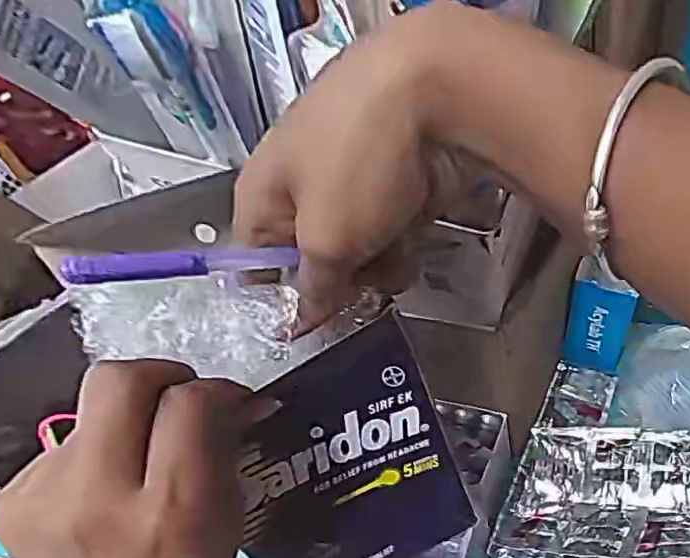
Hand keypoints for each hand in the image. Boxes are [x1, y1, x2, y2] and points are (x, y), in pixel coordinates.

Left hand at [0, 361, 269, 557]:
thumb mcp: (225, 521)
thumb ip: (223, 454)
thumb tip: (229, 400)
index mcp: (170, 508)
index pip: (187, 406)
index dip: (215, 389)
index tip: (229, 398)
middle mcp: (98, 495)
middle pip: (117, 381)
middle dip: (158, 374)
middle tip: (179, 392)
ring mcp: (41, 497)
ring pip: (88, 416)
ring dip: (124, 427)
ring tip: (137, 471)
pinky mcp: (8, 501)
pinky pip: (62, 450)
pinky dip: (92, 460)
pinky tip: (99, 499)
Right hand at [234, 3, 475, 324]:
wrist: (434, 98)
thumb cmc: (359, 162)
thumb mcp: (327, 239)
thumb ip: (314, 288)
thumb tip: (304, 318)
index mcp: (263, 196)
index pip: (255, 263)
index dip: (279, 299)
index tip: (306, 327)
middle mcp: (301, 195)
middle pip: (312, 268)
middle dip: (339, 285)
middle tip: (359, 288)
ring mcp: (348, 194)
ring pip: (354, 262)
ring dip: (375, 271)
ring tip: (391, 254)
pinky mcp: (389, 197)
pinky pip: (385, 244)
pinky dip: (398, 251)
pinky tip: (410, 244)